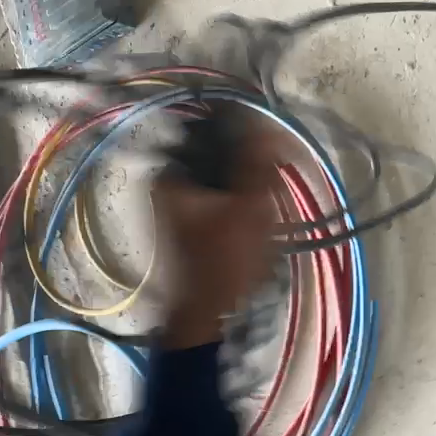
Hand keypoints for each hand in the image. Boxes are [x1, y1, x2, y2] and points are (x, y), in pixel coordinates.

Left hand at [152, 117, 287, 348]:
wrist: (208, 314)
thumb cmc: (227, 258)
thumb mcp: (250, 204)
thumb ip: (255, 159)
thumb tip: (259, 121)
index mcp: (171, 175)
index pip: (212, 132)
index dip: (245, 137)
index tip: (268, 154)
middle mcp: (165, 184)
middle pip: (219, 155)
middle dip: (250, 168)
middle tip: (270, 189)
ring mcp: (175, 204)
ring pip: (223, 178)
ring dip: (249, 186)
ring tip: (266, 209)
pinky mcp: (188, 222)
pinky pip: (220, 197)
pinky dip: (239, 202)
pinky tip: (256, 220)